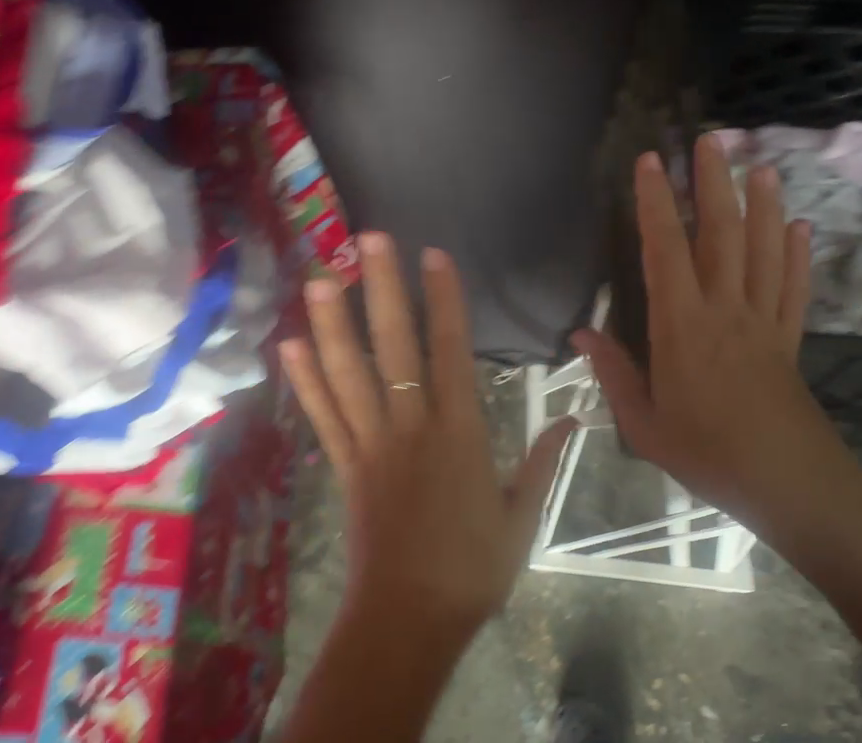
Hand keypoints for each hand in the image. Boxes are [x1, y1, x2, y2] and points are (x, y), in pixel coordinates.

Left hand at [281, 233, 574, 637]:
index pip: (451, 351)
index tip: (433, 255)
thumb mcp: (522, 519)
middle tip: (367, 241)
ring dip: (332, 324)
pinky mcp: (344, 466)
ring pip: (348, 373)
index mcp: (459, 433)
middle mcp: (410, 426)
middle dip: (381, 289)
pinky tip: (288, 345)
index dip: (443, 300)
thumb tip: (574, 419)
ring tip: (319, 278)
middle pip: (394, 347)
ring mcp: (370, 444)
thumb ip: (544, 464)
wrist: (409, 619)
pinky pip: (323, 416)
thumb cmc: (473, 570)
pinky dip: (305, 381)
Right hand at [571, 134, 861, 528]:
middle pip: (722, 235)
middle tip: (711, 139)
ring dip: (762, 205)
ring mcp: (762, 321)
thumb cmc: (709, 455)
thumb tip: (581, 332)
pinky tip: (798, 226)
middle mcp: (724, 311)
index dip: (656, 203)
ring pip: (762, 251)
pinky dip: (796, 253)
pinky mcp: (788, 339)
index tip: (651, 162)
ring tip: (760, 166)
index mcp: (682, 328)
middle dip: (714, 184)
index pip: (666, 251)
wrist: (791, 485)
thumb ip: (614, 374)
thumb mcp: (645, 424)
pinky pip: (792, 287)